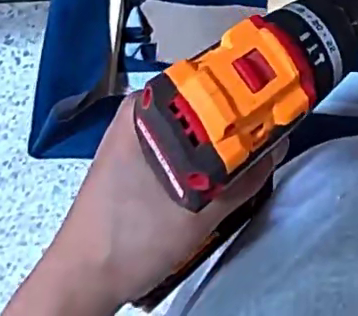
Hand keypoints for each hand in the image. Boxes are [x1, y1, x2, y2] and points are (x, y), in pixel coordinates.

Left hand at [8, 96, 281, 314]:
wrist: (81, 280)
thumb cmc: (126, 240)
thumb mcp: (196, 212)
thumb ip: (241, 179)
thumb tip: (275, 147)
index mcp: (145, 107)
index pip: (204, 78)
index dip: (241, 89)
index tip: (272, 100)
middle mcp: (139, 111)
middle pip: (200, 103)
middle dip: (232, 119)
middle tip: (263, 135)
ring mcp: (135, 135)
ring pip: (191, 127)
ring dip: (218, 143)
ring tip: (245, 159)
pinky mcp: (136, 158)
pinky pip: (179, 145)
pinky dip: (201, 158)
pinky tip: (214, 180)